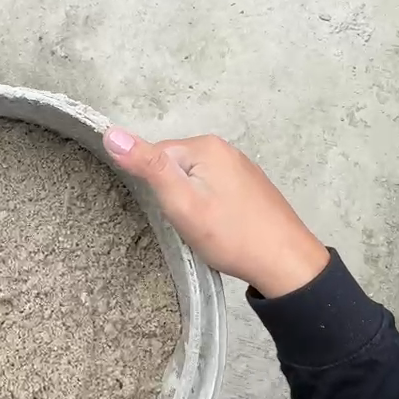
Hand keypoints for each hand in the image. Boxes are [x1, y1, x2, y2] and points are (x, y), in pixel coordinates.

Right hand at [103, 128, 330, 297]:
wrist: (286, 264)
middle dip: (172, 194)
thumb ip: (147, 166)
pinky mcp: (249, 185)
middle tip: (186, 222)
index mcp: (205, 145)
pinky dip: (208, 205)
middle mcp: (224, 148)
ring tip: (202, 227)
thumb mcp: (181, 202)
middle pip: (175, 166)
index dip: (154, 187)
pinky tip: (218, 226)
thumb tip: (111, 133)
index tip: (169, 212)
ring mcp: (240, 166)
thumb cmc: (229, 235)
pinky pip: (213, 187)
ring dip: (190, 201)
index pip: (155, 156)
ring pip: (194, 179)